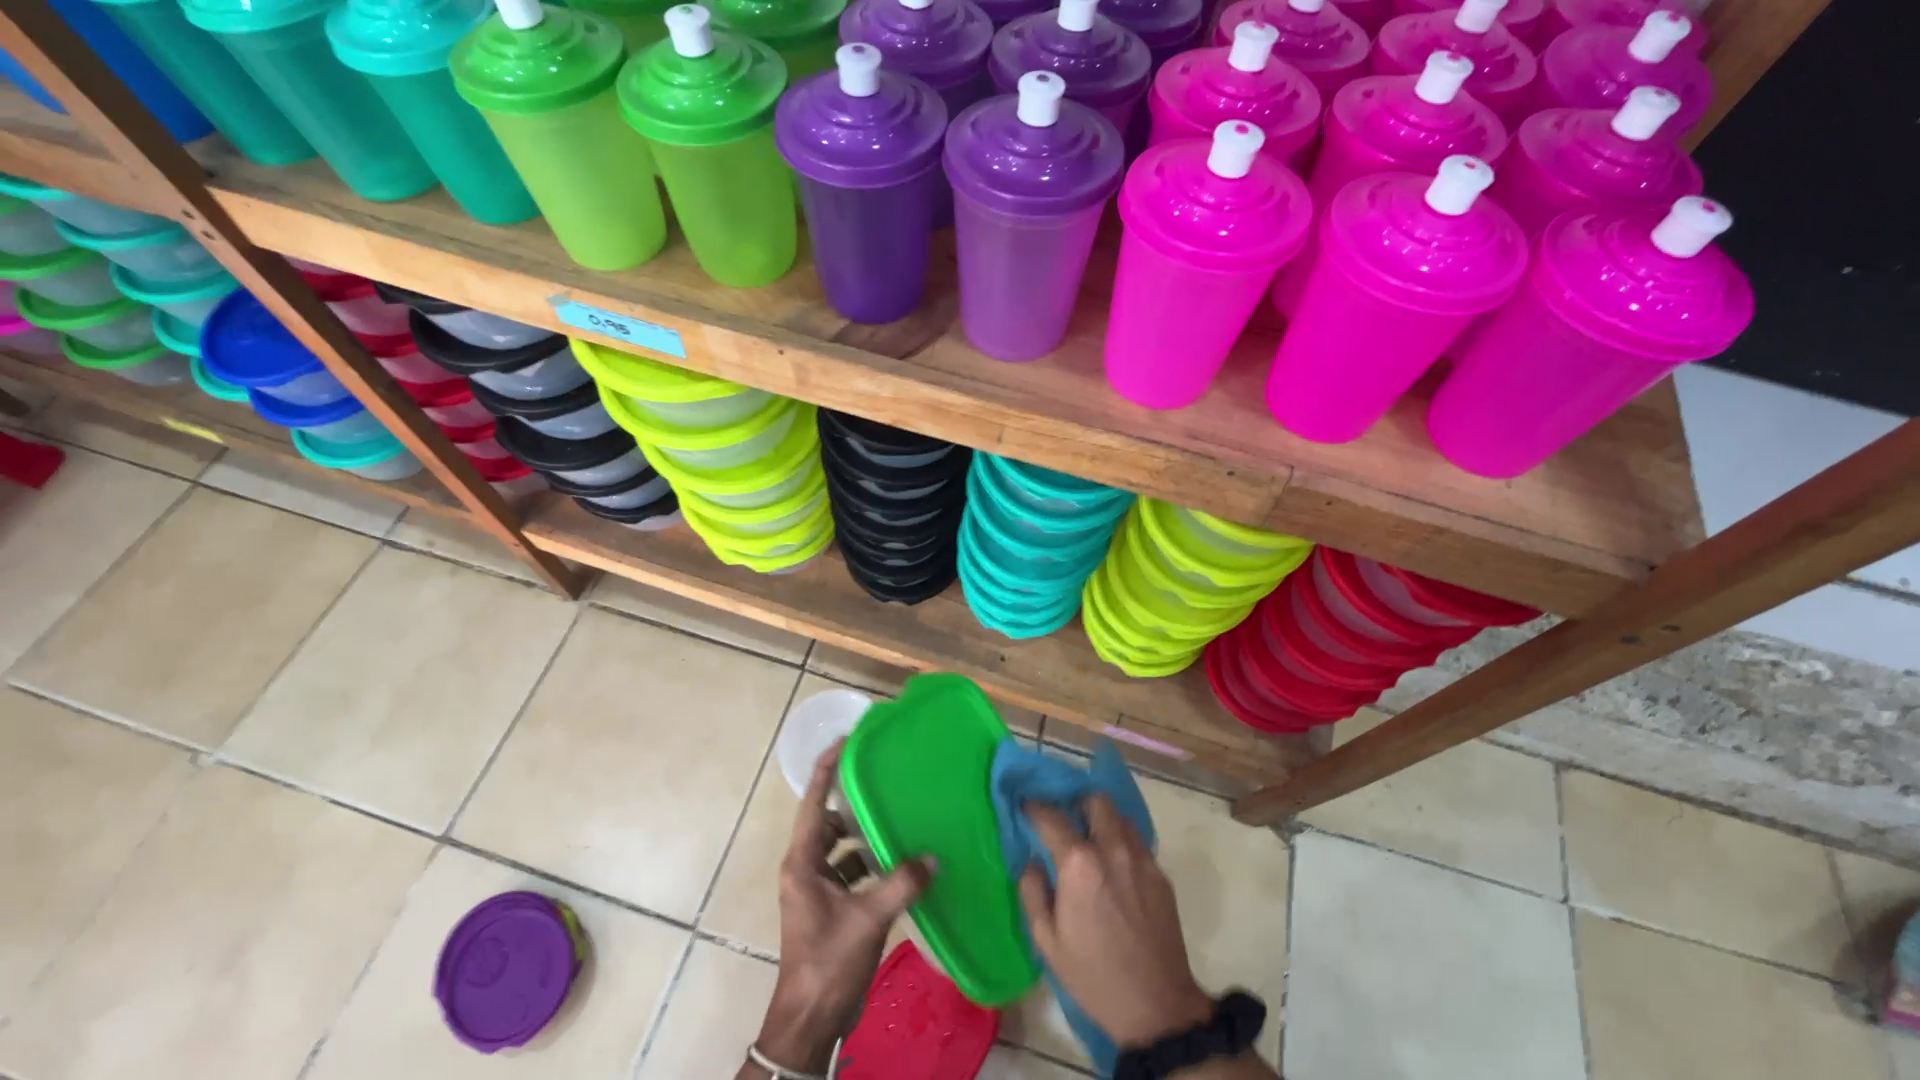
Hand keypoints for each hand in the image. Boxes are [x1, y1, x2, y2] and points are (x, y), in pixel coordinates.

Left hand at [756, 744, 933, 1072]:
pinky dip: (874, 866)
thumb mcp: (868, 918)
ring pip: (842, 849)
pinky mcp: (831, 908)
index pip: (813, 802)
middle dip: (857, 806)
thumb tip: (933, 857)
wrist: (812, 1018)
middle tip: (890, 787)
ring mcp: (816, 889)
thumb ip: (902, 883)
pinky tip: (904, 866)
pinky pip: (852, 873)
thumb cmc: (829, 961)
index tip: (849, 740)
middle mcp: (805, 868)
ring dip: (868, 839)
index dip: (828, 769)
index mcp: (802, 861)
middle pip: (829, 823)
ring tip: (903, 824)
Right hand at [1018, 796, 1212, 1047]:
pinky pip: (1138, 842)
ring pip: (1121, 817)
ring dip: (1102, 819)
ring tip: (1089, 837)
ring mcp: (1142, 860)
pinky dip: (1121, 841)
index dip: (1034, 806)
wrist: (1155, 1004)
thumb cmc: (1092, 975)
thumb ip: (1032, 891)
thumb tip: (1032, 862)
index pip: (1051, 816)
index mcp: (1079, 864)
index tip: (1024, 804)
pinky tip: (1112, 864)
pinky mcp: (1161, 875)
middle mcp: (1113, 850)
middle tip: (1063, 816)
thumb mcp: (1046, 940)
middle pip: (1095, 801)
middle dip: (1075, 801)